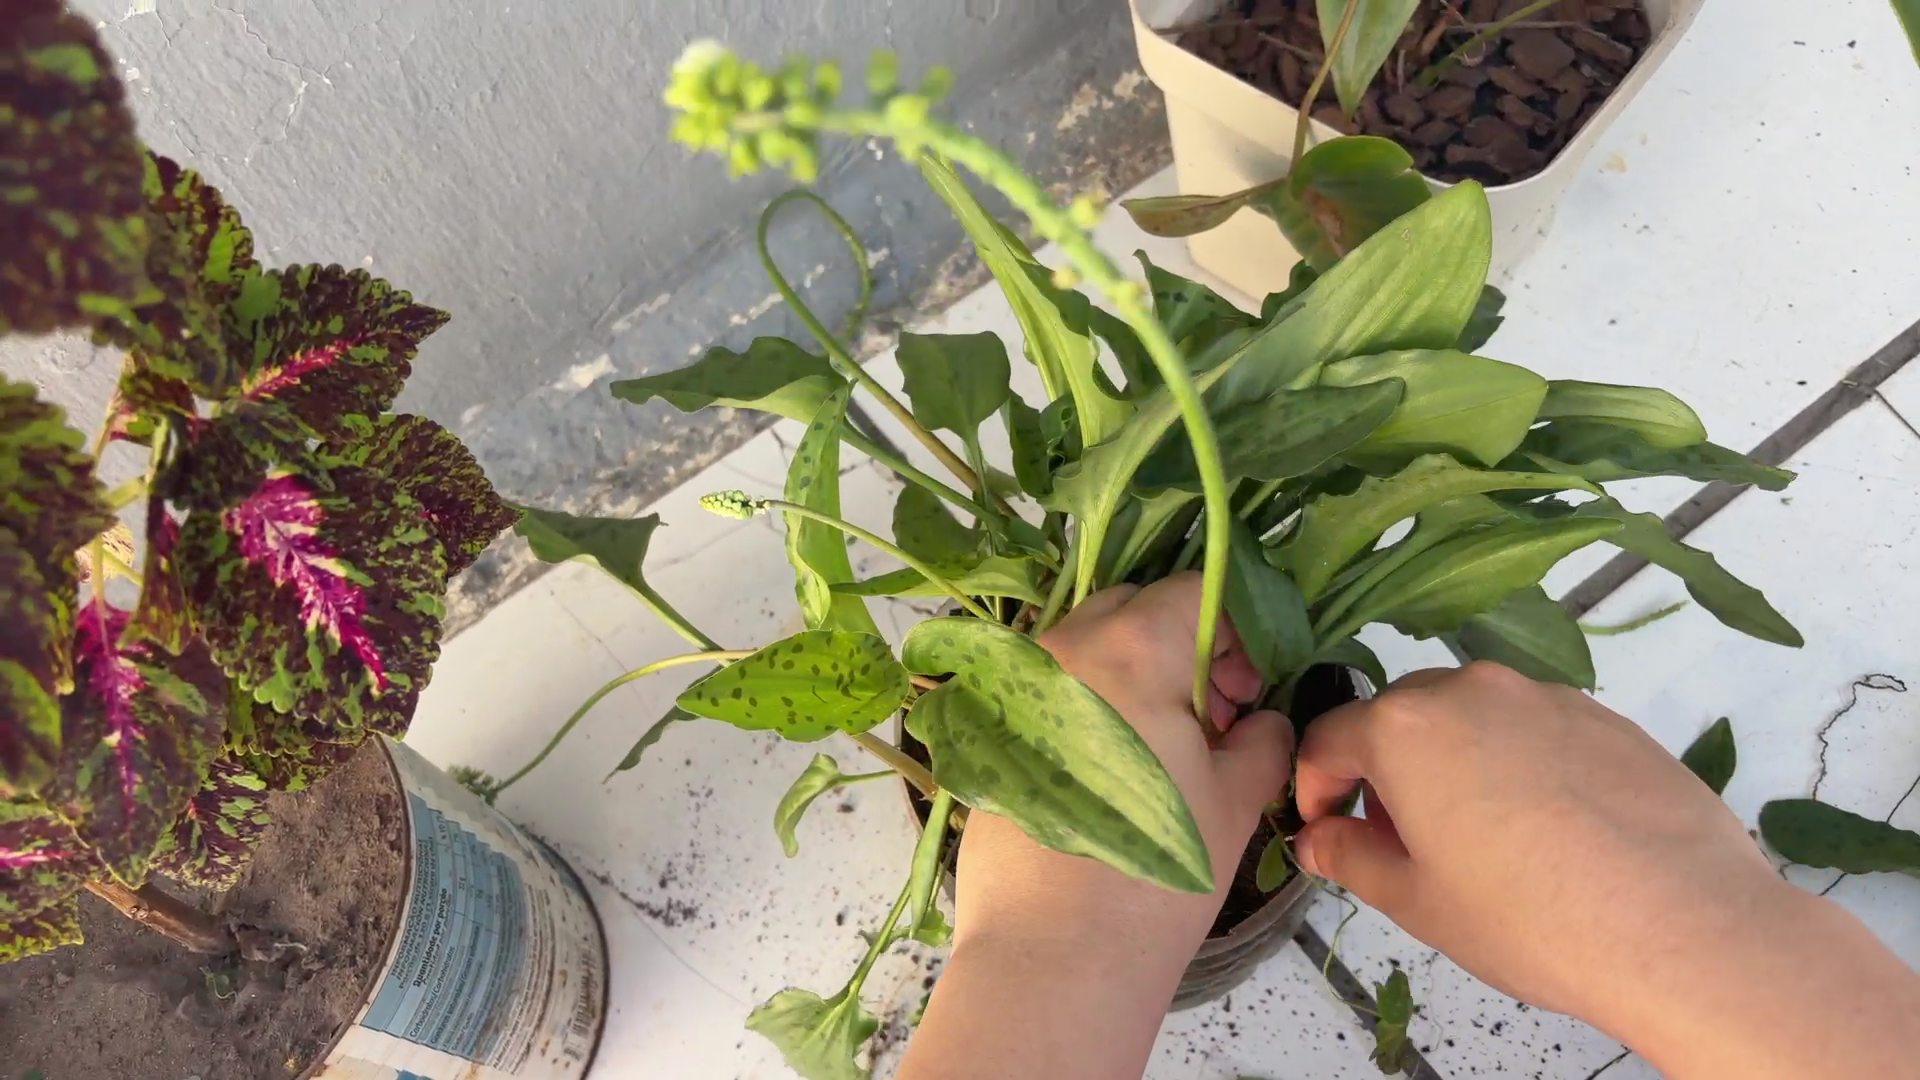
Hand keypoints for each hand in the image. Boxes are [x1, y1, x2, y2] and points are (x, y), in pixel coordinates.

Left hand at [952, 574, 1292, 962]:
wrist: (1053, 950)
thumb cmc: (1155, 872)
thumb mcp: (1232, 799)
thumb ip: (1261, 739)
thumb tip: (1263, 719)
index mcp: (1129, 647)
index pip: (1192, 590)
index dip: (1235, 627)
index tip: (1249, 683)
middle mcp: (1063, 648)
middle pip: (1135, 608)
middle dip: (1183, 642)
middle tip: (1211, 711)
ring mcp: (1019, 682)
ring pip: (1089, 641)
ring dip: (1134, 667)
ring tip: (1164, 738)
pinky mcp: (995, 720)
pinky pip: (1052, 681)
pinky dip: (1090, 694)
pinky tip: (1110, 757)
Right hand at [1292, 661, 1919, 1079]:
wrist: (1698, 937)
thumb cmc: (1527, 917)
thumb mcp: (1413, 900)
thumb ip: (1345, 856)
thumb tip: (1315, 840)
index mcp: (1399, 726)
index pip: (1325, 739)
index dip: (1315, 787)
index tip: (1329, 829)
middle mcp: (1459, 688)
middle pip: (1390, 716)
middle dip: (1380, 768)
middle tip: (1404, 832)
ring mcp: (1535, 693)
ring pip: (1459, 712)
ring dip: (1444, 755)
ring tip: (1481, 822)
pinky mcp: (1599, 712)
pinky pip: (1524, 721)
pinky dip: (1510, 754)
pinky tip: (1547, 817)